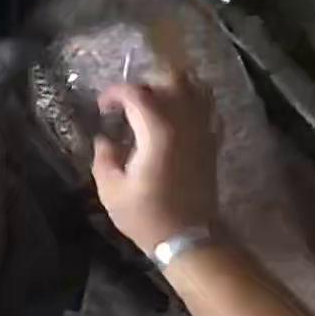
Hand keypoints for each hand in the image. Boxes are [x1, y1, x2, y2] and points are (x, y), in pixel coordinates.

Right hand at [91, 77, 219, 252]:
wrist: (186, 235)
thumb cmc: (144, 214)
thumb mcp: (110, 189)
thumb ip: (104, 157)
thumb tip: (104, 139)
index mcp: (158, 132)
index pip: (137, 94)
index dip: (115, 93)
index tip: (101, 106)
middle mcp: (186, 123)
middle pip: (173, 80)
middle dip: (146, 85)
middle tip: (127, 104)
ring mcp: (204, 130)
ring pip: (197, 88)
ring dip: (173, 88)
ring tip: (152, 104)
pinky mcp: (213, 141)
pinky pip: (208, 108)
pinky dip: (193, 104)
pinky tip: (177, 118)